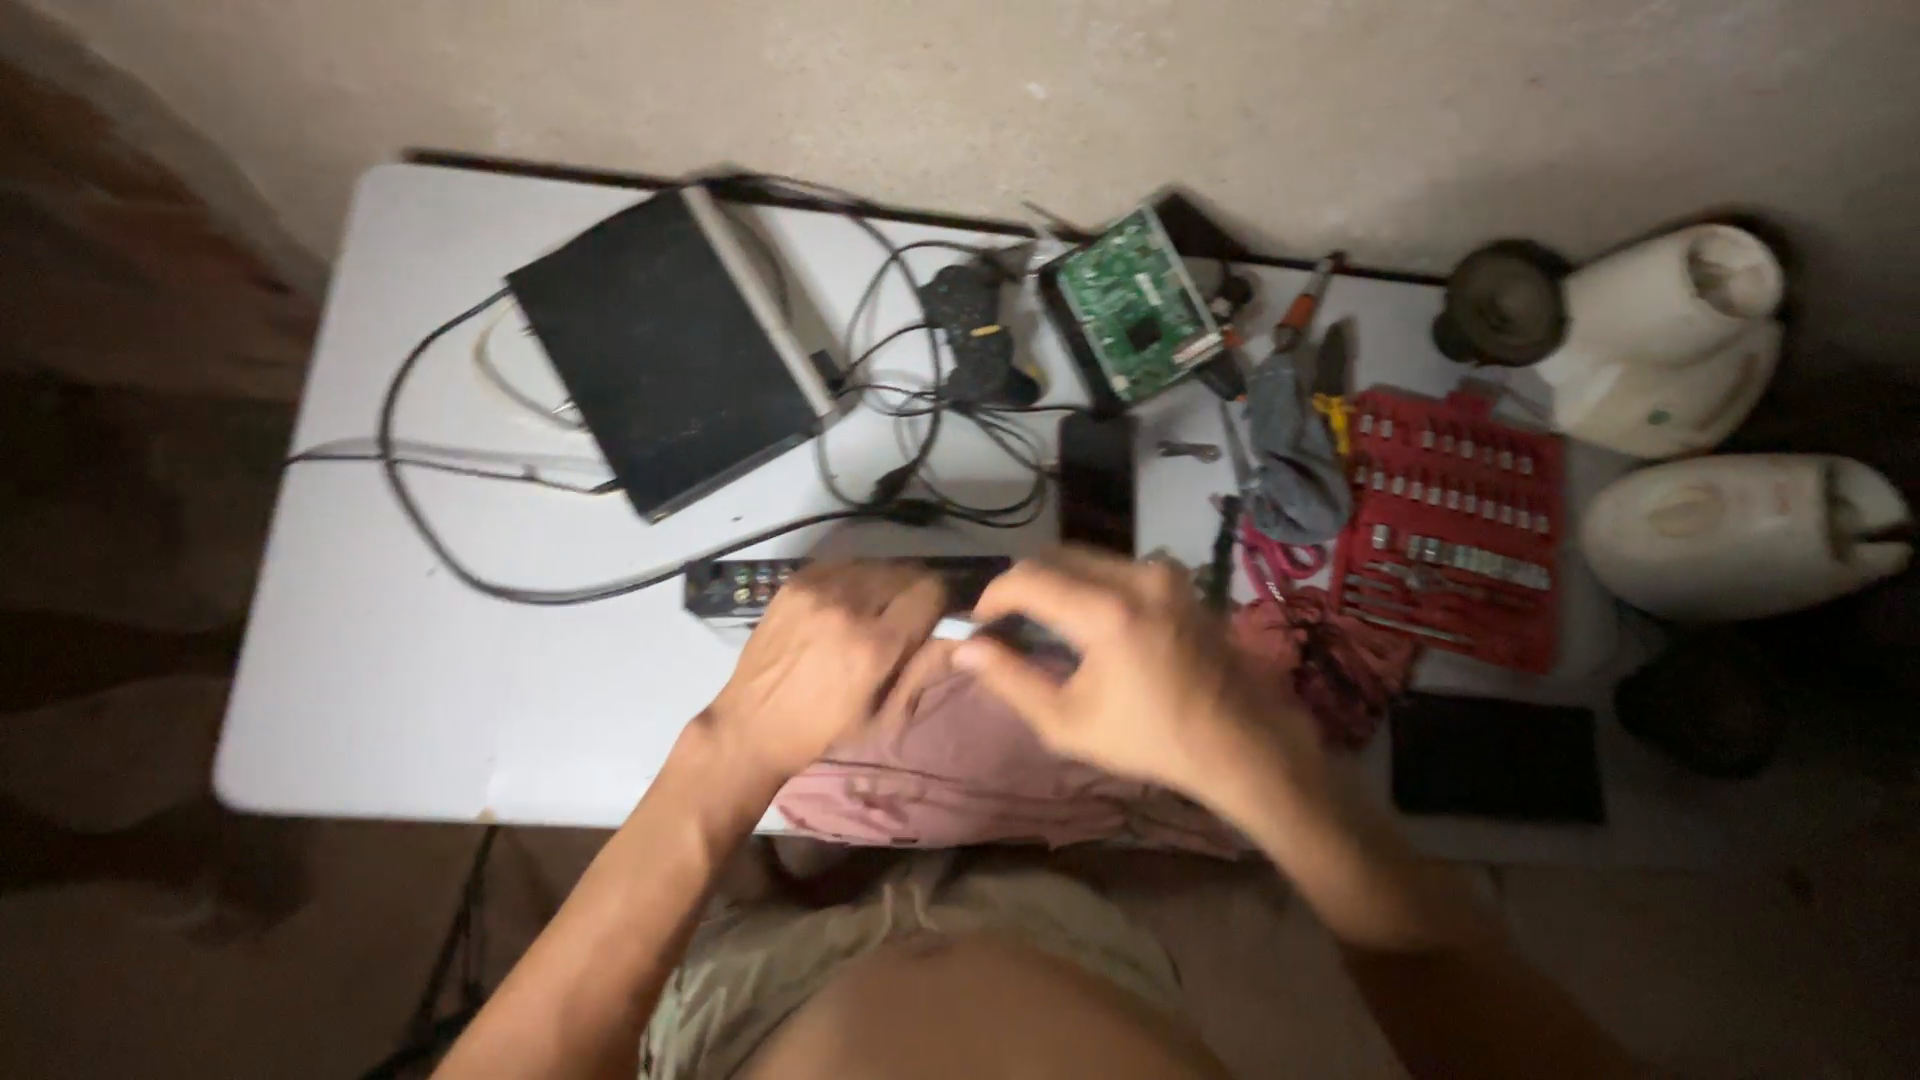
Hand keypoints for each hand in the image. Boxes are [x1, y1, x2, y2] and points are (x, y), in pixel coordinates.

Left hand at [706, 560, 945, 782]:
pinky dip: (855, 578)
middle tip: (908, 614)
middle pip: (906, 572)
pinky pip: (842, 564)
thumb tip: (958, 636)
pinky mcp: (794, 582)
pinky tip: (848, 601)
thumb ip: (923, 670)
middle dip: (915, 591)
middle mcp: (848, 607)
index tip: (937, 615)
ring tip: (877, 608)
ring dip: (886, 583)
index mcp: (874, 646)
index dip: (941, 601)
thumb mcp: (883, 716)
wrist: (752, 726)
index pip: (930, 591)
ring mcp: (817, 590)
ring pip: (875, 564)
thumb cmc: (824, 731)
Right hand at [954, 547, 1314, 799]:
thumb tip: (964, 647)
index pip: (1027, 578)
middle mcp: (1136, 576)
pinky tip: (1089, 621)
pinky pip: (1117, 566)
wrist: (1237, 740)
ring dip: (1057, 582)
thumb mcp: (1066, 721)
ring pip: (1086, 558)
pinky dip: (1090, 584)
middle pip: (1055, 557)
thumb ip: (1010, 679)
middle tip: (1009, 622)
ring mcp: (1164, 573)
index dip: (993, 595)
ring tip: (1045, 623)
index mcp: (1107, 612)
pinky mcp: (1179, 579)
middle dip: (1023, 585)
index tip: (980, 622)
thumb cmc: (1148, 738)